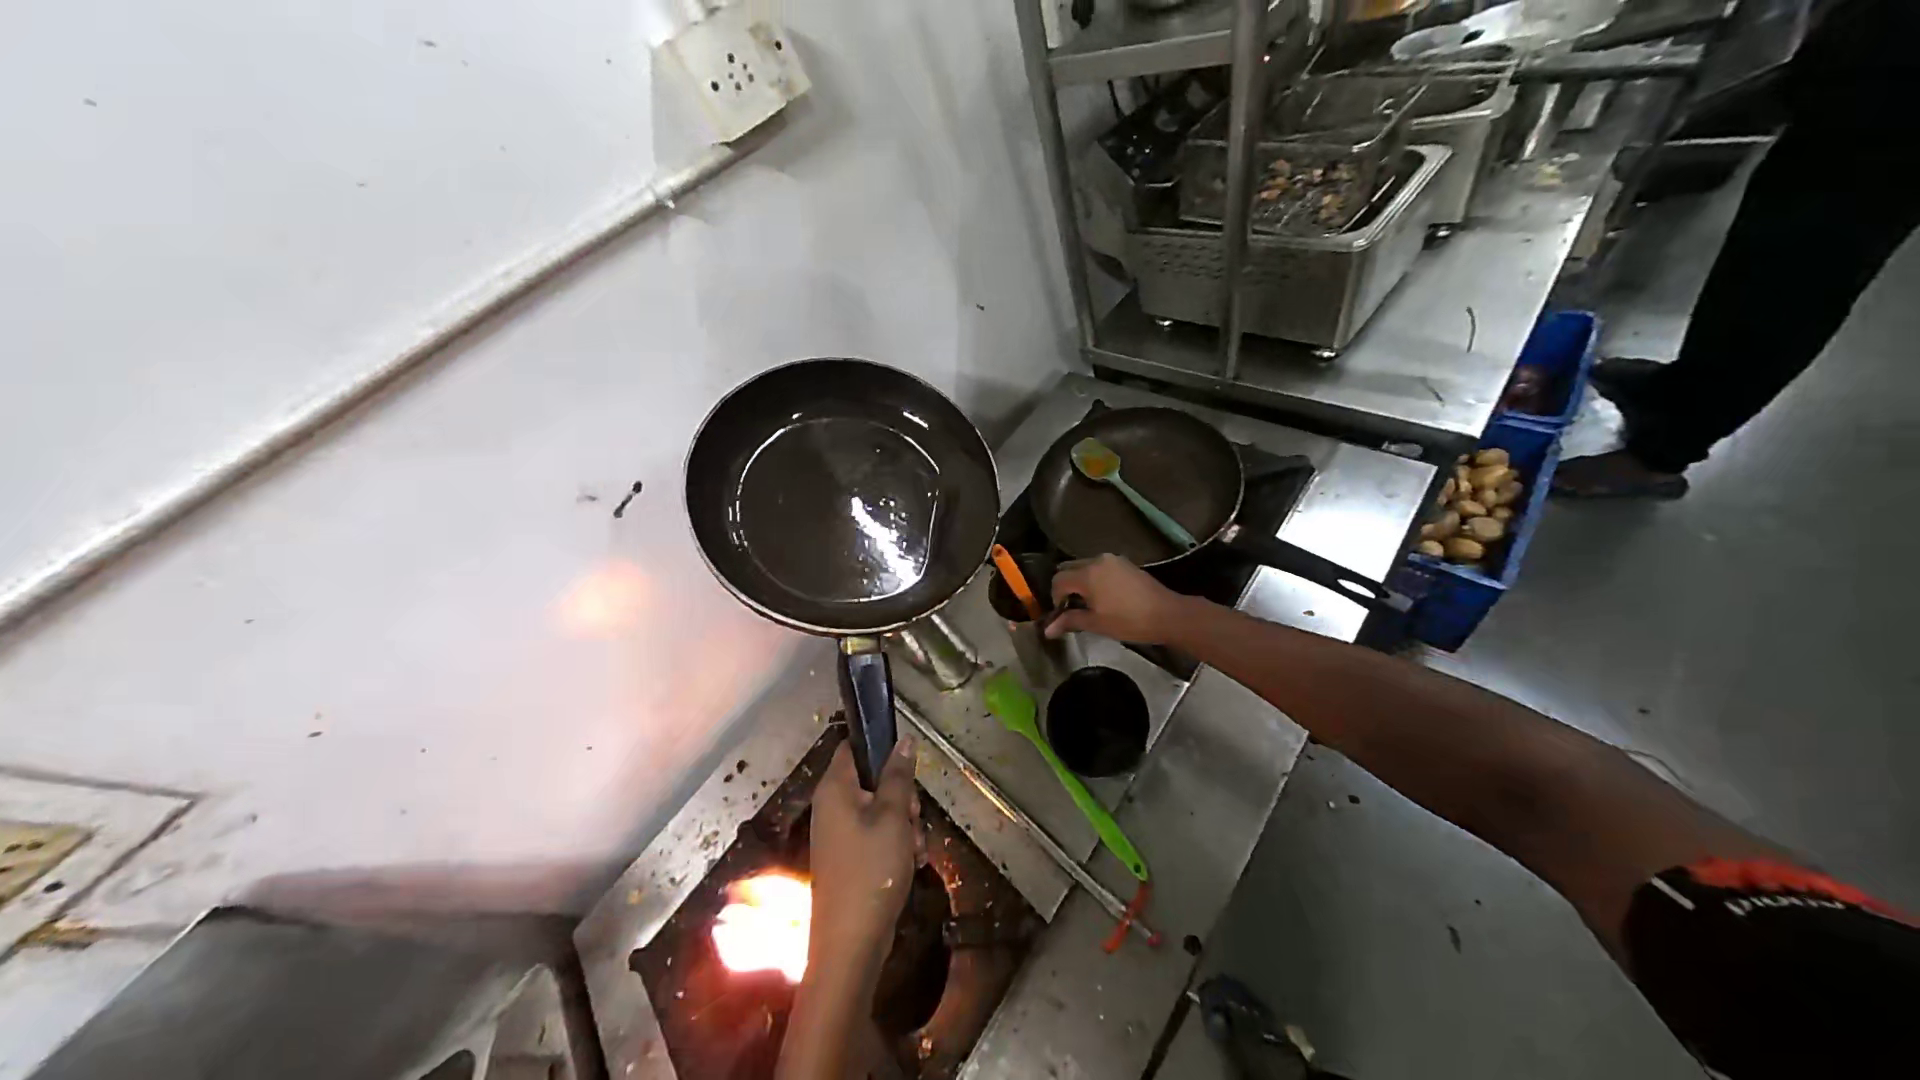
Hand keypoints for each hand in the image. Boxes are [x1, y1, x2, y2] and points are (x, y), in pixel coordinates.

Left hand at [808, 738, 921, 965]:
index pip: (853, 747)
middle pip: (873, 780)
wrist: (851, 940)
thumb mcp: (893, 816)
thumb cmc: (872, 868)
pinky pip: (876, 834)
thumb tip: (904, 740)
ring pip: (881, 809)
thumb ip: (898, 775)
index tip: (906, 769)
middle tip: (913, 817)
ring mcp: (839, 832)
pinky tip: (910, 861)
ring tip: (913, 848)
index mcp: (834, 788)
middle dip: (902, 797)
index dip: (881, 750)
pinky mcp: (849, 855)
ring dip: (904, 824)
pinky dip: (896, 843)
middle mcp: (832, 805)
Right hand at [1045, 554, 1194, 644]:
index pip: (1058, 580)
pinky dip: (1095, 577)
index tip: (1062, 613)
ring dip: (1080, 581)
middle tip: (1072, 607)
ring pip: (1085, 566)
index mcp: (1087, 574)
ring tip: (1089, 602)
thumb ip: (1070, 621)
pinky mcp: (1125, 563)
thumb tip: (1047, 630)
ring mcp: (1113, 560)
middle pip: (1069, 569)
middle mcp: (1097, 561)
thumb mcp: (1096, 624)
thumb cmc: (1128, 621)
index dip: (1055, 597)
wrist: (1167, 614)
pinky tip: (1104, 595)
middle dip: (1066, 586)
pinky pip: (1100, 567)